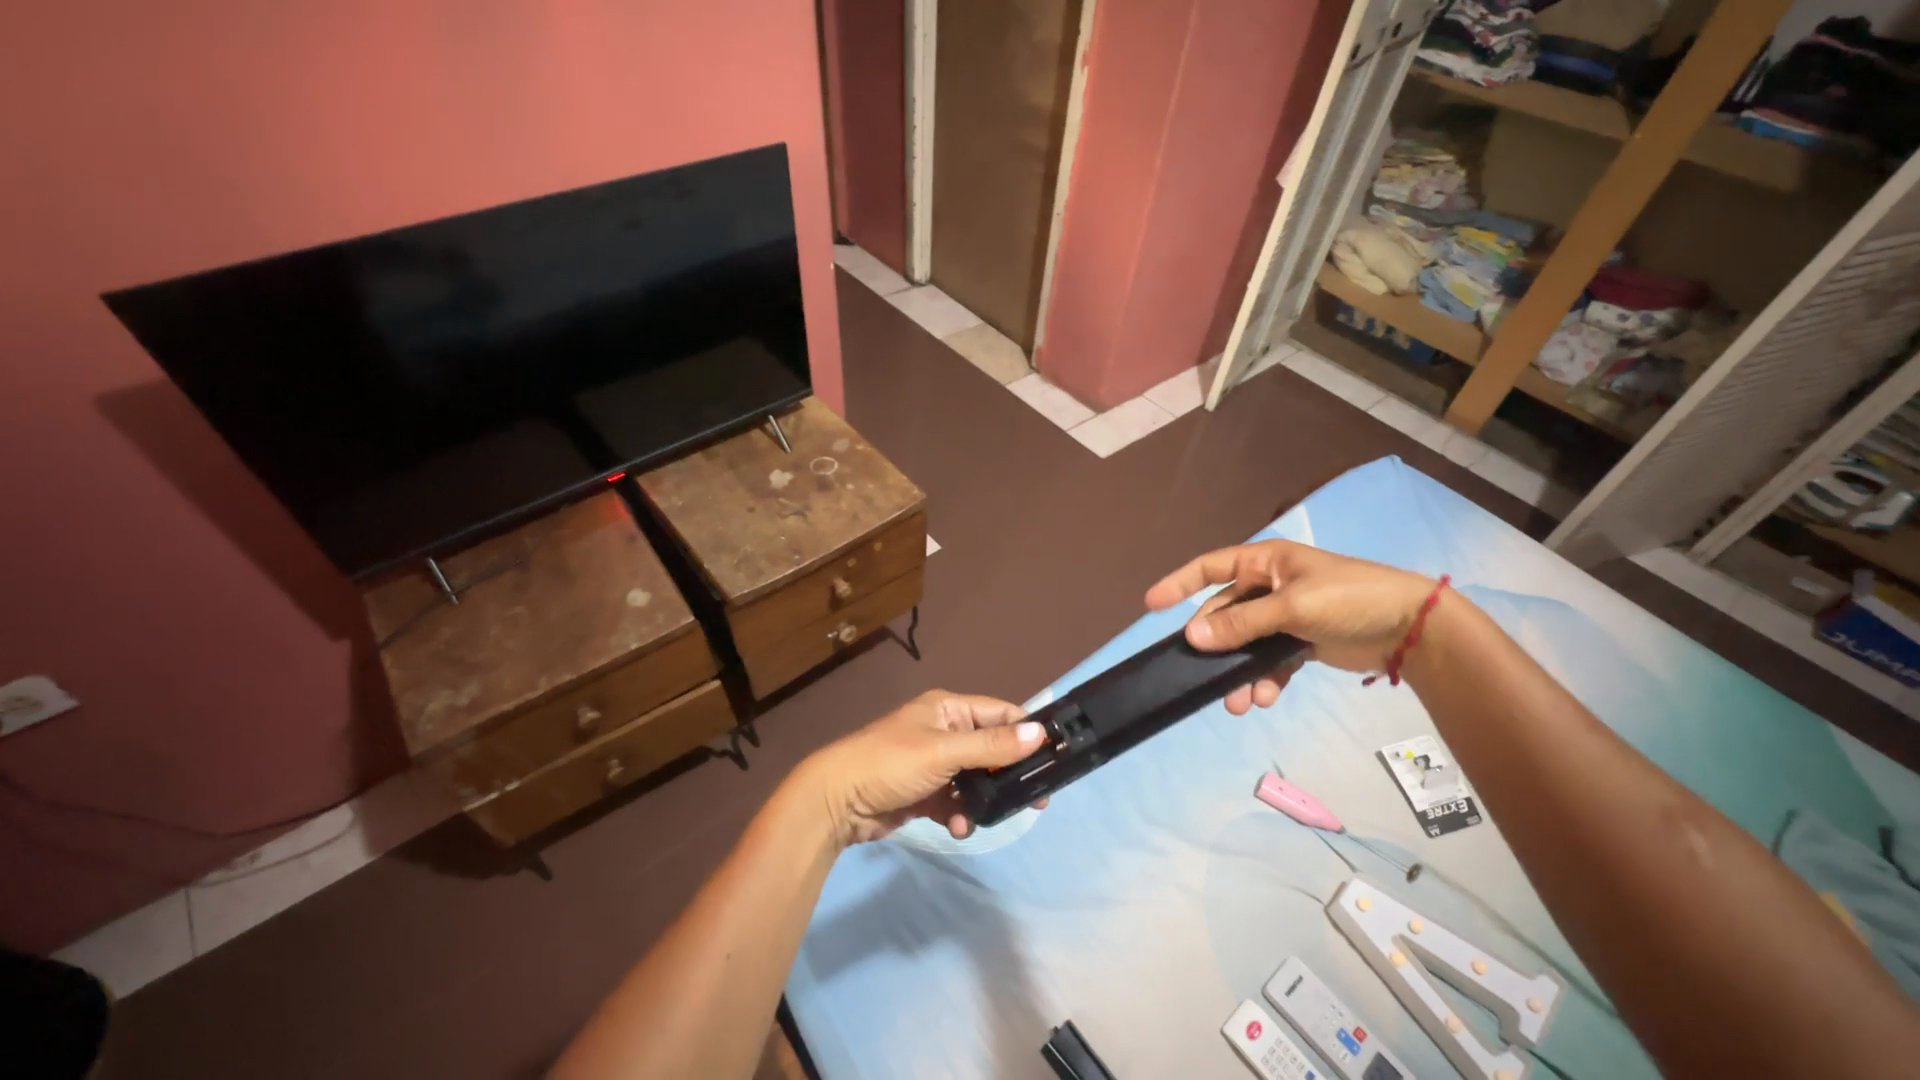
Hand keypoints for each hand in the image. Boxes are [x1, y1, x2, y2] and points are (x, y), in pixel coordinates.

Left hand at [796, 691, 1047, 847]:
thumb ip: (993, 746)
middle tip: (1036, 800)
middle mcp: (944, 732)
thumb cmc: (890, 763)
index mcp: (948, 710)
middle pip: (992, 750)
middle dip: (1009, 775)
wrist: (836, 802)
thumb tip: (1040, 733)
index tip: (1053, 758)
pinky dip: (961, 814)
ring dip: (983, 800)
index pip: (1001, 714)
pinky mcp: (924, 793)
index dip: (1027, 733)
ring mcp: (934, 764)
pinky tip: (956, 827)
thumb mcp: (944, 751)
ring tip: (987, 818)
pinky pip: (956, 802)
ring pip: (976, 781)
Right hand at [1145, 539, 1435, 712]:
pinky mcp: (1302, 642)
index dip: (1179, 584)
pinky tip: (1266, 697)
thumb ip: (1242, 623)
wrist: (1410, 628)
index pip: (1210, 568)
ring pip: (1246, 644)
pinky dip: (1265, 679)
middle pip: (1225, 615)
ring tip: (1241, 702)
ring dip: (1240, 671)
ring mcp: (1286, 616)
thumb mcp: (1292, 607)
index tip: (1150, 605)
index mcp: (1265, 563)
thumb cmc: (1349, 599)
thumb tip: (1193, 637)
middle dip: (1216, 647)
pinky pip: (1270, 661)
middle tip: (1204, 676)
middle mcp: (1270, 586)